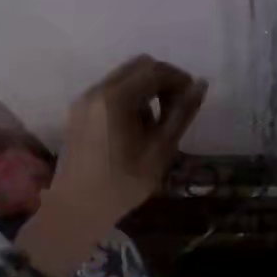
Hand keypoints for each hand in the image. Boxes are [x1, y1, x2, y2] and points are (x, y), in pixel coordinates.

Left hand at [21, 56, 205, 276]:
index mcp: (115, 98)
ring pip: (125, 77)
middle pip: (139, 66)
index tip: (192, 100)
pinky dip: (131, 99)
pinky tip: (137, 129)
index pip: (154, 70)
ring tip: (157, 124)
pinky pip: (112, 91)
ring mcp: (85, 100)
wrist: (75, 209)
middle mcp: (96, 90)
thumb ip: (181, 114)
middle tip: (176, 110)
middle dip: (163, 81)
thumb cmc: (122, 184)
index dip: (179, 79)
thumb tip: (201, 85)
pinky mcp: (80, 111)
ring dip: (147, 90)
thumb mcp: (160, 150)